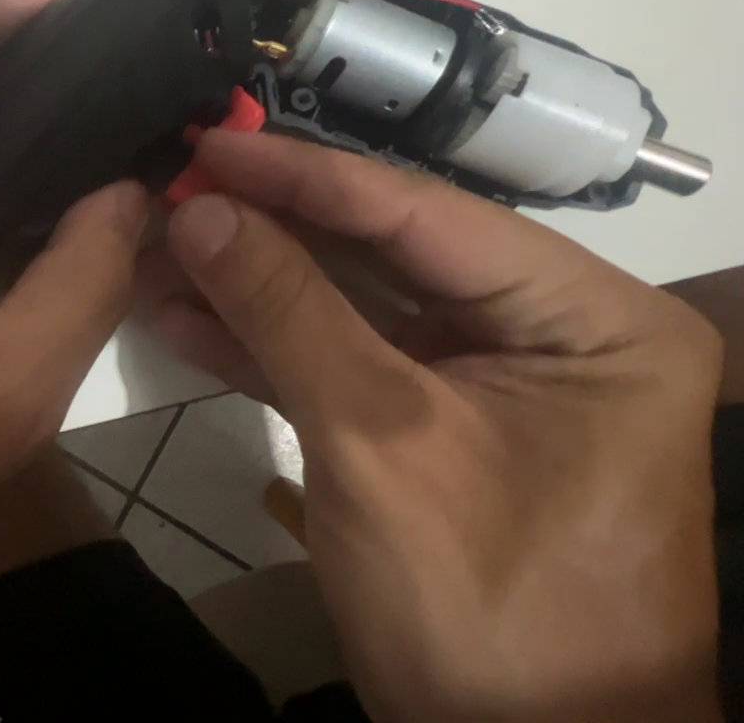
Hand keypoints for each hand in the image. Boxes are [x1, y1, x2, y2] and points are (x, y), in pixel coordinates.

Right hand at [141, 132, 723, 722]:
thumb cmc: (482, 598)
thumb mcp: (376, 436)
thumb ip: (284, 309)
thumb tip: (198, 210)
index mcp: (586, 315)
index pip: (419, 214)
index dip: (300, 175)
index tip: (209, 145)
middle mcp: (540, 326)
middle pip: (376, 251)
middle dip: (264, 230)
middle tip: (173, 192)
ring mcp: (477, 373)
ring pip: (343, 302)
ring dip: (246, 285)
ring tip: (157, 252)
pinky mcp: (421, 416)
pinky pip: (334, 357)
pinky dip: (256, 342)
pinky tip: (178, 317)